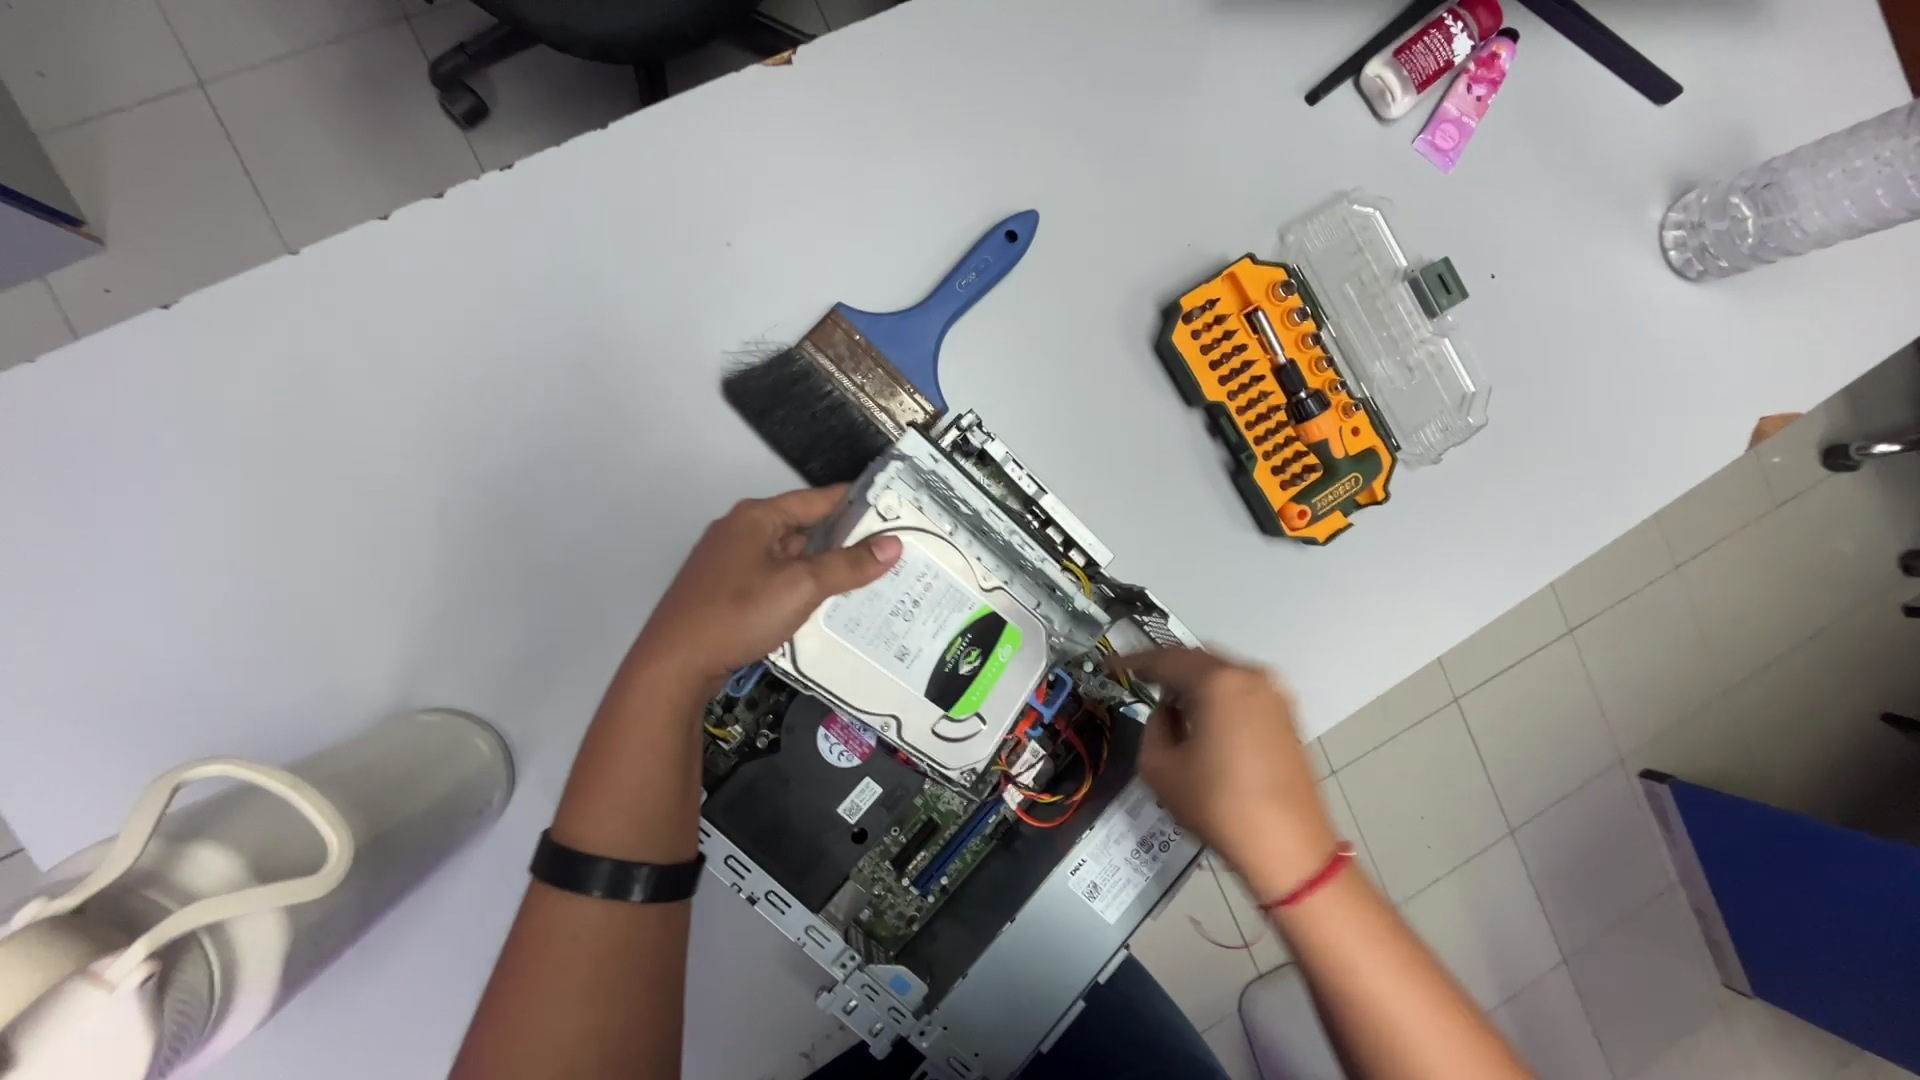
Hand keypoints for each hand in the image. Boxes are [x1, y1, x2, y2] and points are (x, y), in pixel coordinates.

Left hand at [632, 486, 901, 690]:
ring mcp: (728, 560)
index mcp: (757, 516)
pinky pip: (771, 576)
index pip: (817, 499)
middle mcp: (740, 529)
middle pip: (802, 526)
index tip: (892, 509)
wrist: (674, 664)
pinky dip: (797, 583)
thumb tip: (893, 545)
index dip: (855, 502)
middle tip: (885, 550)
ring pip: (787, 554)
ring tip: (861, 577)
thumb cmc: (738, 614)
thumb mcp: (802, 587)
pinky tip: (817, 602)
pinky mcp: (722, 589)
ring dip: (820, 564)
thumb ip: (848, 565)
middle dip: (841, 538)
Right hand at [1121, 648, 1339, 900]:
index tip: (1111, 665)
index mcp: (1217, 682)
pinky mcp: (1286, 715)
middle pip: (1197, 660)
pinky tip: (1203, 716)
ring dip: (1194, 681)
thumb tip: (1166, 713)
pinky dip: (1217, 695)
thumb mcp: (1161, 767)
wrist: (1288, 847)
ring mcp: (1273, 694)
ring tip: (1169, 699)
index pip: (1165, 659)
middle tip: (1139, 679)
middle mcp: (1249, 676)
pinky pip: (1241, 691)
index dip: (1133, 660)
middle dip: (1167, 668)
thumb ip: (1154, 726)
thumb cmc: (1218, 805)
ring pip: (1222, 673)